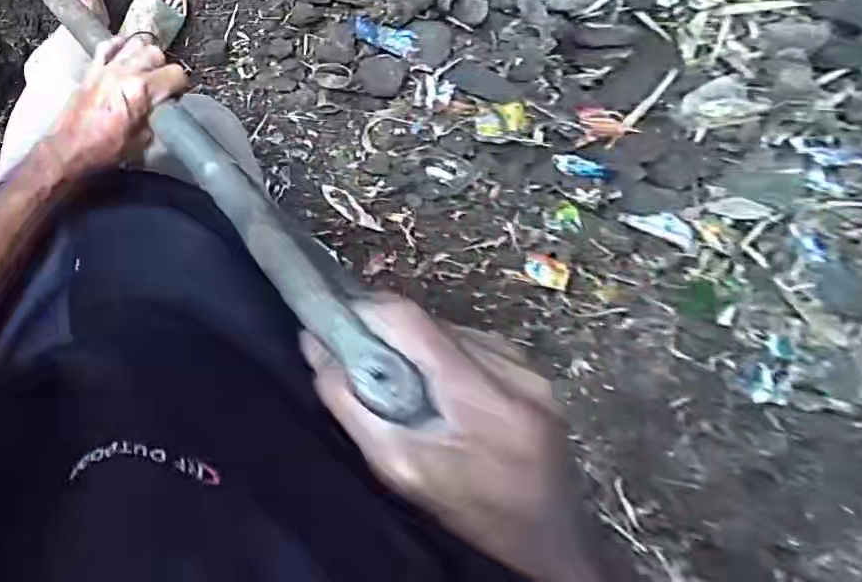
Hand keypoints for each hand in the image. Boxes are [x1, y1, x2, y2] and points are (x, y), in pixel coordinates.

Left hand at [37, 33, 188, 178]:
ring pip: (135, 43)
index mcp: (140, 90)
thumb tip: (162, 106)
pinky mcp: (91, 69)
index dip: (178, 86)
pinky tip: (122, 57)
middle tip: (159, 85)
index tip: (174, 96)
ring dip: (142, 55)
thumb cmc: (104, 151)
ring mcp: (105, 67)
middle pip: (156, 53)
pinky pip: (107, 45)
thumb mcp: (142, 140)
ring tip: (142, 71)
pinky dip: (118, 46)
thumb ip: (157, 116)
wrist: (68, 150)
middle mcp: (124, 72)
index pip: (175, 73)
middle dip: (162, 68)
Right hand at [300, 298, 619, 581]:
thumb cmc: (471, 515)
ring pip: (441, 326)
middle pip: (424, 319)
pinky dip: (435, 354)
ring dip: (409, 344)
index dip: (361, 310)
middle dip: (382, 332)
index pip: (408, 317)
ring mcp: (528, 371)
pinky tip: (433, 387)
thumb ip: (347, 401)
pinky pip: (464, 340)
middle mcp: (513, 373)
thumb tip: (312, 342)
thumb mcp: (396, 467)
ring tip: (399, 381)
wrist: (549, 551)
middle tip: (360, 361)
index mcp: (485, 399)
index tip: (331, 325)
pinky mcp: (531, 373)